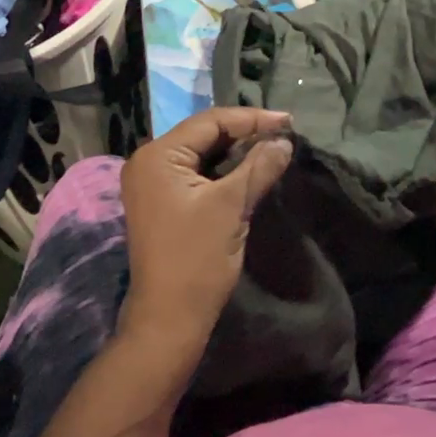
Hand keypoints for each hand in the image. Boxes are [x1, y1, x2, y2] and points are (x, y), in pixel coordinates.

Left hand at [119, 107, 293, 344]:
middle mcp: (147, 161)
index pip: (208, 122)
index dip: (250, 119)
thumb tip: (284, 141)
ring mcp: (149, 183)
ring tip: (272, 148)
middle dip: (243, 133)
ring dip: (233, 152)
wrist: (168, 317)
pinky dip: (220, 171)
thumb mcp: (231, 207)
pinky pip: (192, 174)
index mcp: (156, 155)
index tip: (288, 121)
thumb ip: (258, 167)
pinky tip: (247, 170)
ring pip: (199, 154)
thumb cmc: (197, 259)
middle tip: (283, 133)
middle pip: (201, 135)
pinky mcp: (159, 202)